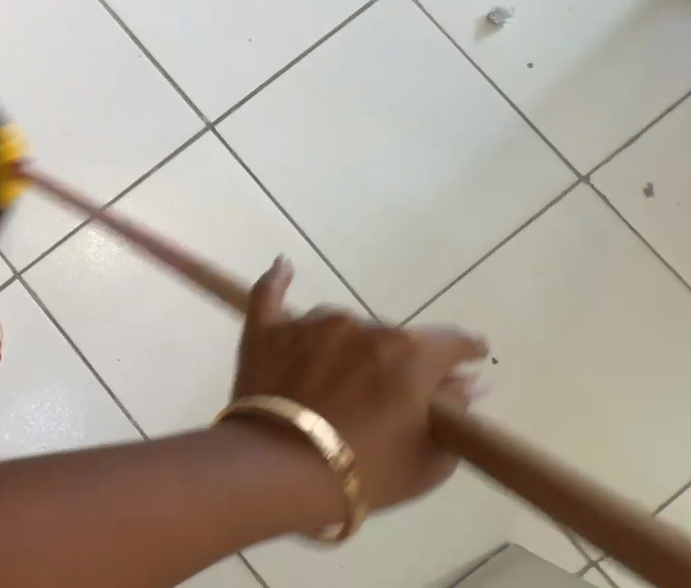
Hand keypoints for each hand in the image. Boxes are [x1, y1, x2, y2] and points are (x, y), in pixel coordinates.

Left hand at [230, 257, 487, 513]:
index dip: (462, 350)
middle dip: (395, 361)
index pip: (448, 342)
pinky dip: (277, 280)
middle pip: (387, 338)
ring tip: (340, 379)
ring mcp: (306, 324)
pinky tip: (283, 265)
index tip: (469, 356)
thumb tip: (467, 381)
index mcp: (407, 354)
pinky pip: (269, 294)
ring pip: (337, 325)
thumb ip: (452, 409)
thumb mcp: (431, 453)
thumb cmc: (368, 467)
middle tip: (386, 394)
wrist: (283, 463)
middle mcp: (358, 327)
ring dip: (346, 344)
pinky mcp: (264, 329)